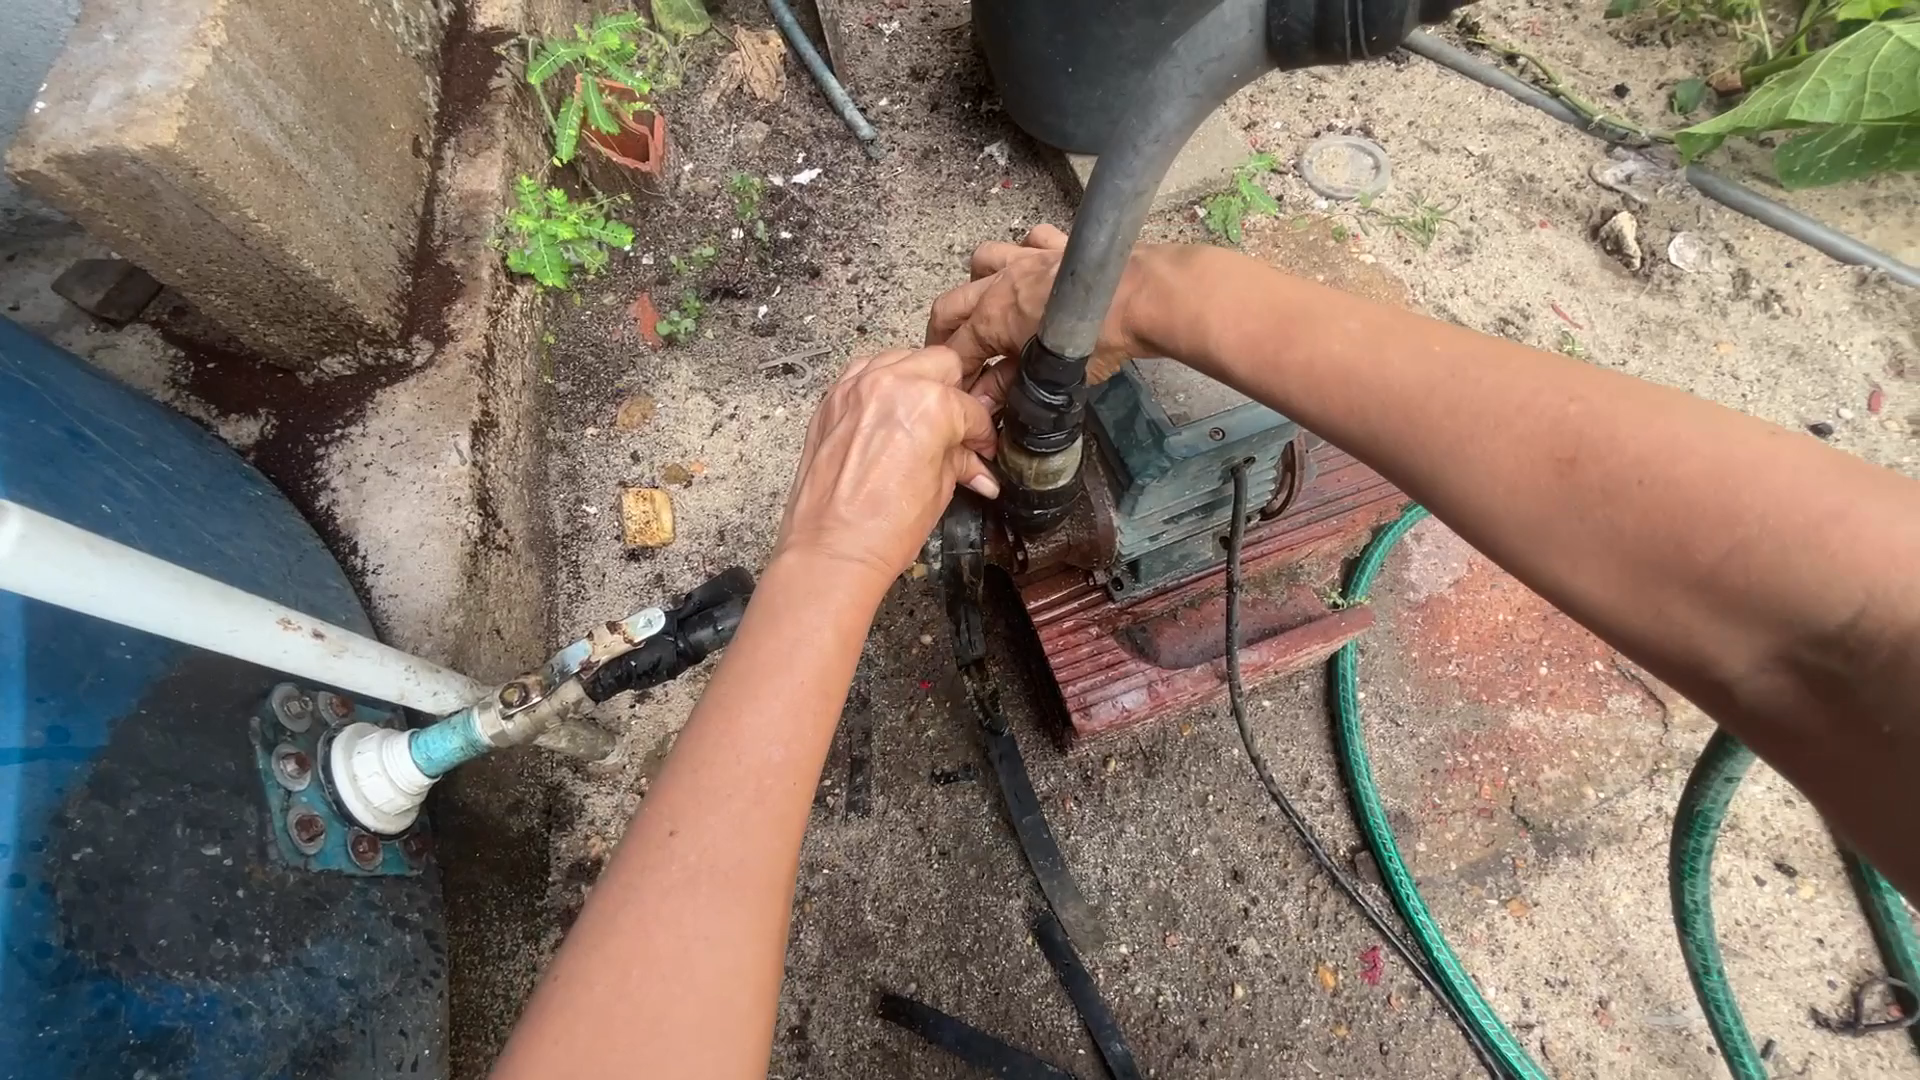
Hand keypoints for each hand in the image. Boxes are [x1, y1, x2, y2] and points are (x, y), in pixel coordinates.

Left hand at [776, 346, 999, 582]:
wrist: (832, 550)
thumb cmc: (881, 529)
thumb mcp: (939, 490)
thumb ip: (959, 461)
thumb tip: (976, 462)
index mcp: (929, 405)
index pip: (971, 407)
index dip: (981, 432)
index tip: (980, 447)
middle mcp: (891, 385)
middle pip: (941, 363)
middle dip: (954, 394)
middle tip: (955, 428)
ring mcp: (857, 388)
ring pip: (902, 358)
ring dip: (917, 382)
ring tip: (922, 418)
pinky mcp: (832, 399)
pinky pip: (865, 371)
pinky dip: (881, 384)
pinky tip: (889, 413)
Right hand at [924, 224, 1157, 409]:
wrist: (1140, 299)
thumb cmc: (1095, 342)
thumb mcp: (1044, 377)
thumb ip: (1007, 388)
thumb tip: (984, 401)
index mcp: (990, 318)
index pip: (955, 352)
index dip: (953, 377)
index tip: (956, 394)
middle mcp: (999, 284)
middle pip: (952, 306)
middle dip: (942, 334)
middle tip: (950, 356)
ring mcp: (1026, 260)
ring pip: (981, 262)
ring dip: (975, 283)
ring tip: (984, 304)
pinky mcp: (1056, 246)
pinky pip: (1029, 240)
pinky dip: (1024, 252)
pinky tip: (1031, 269)